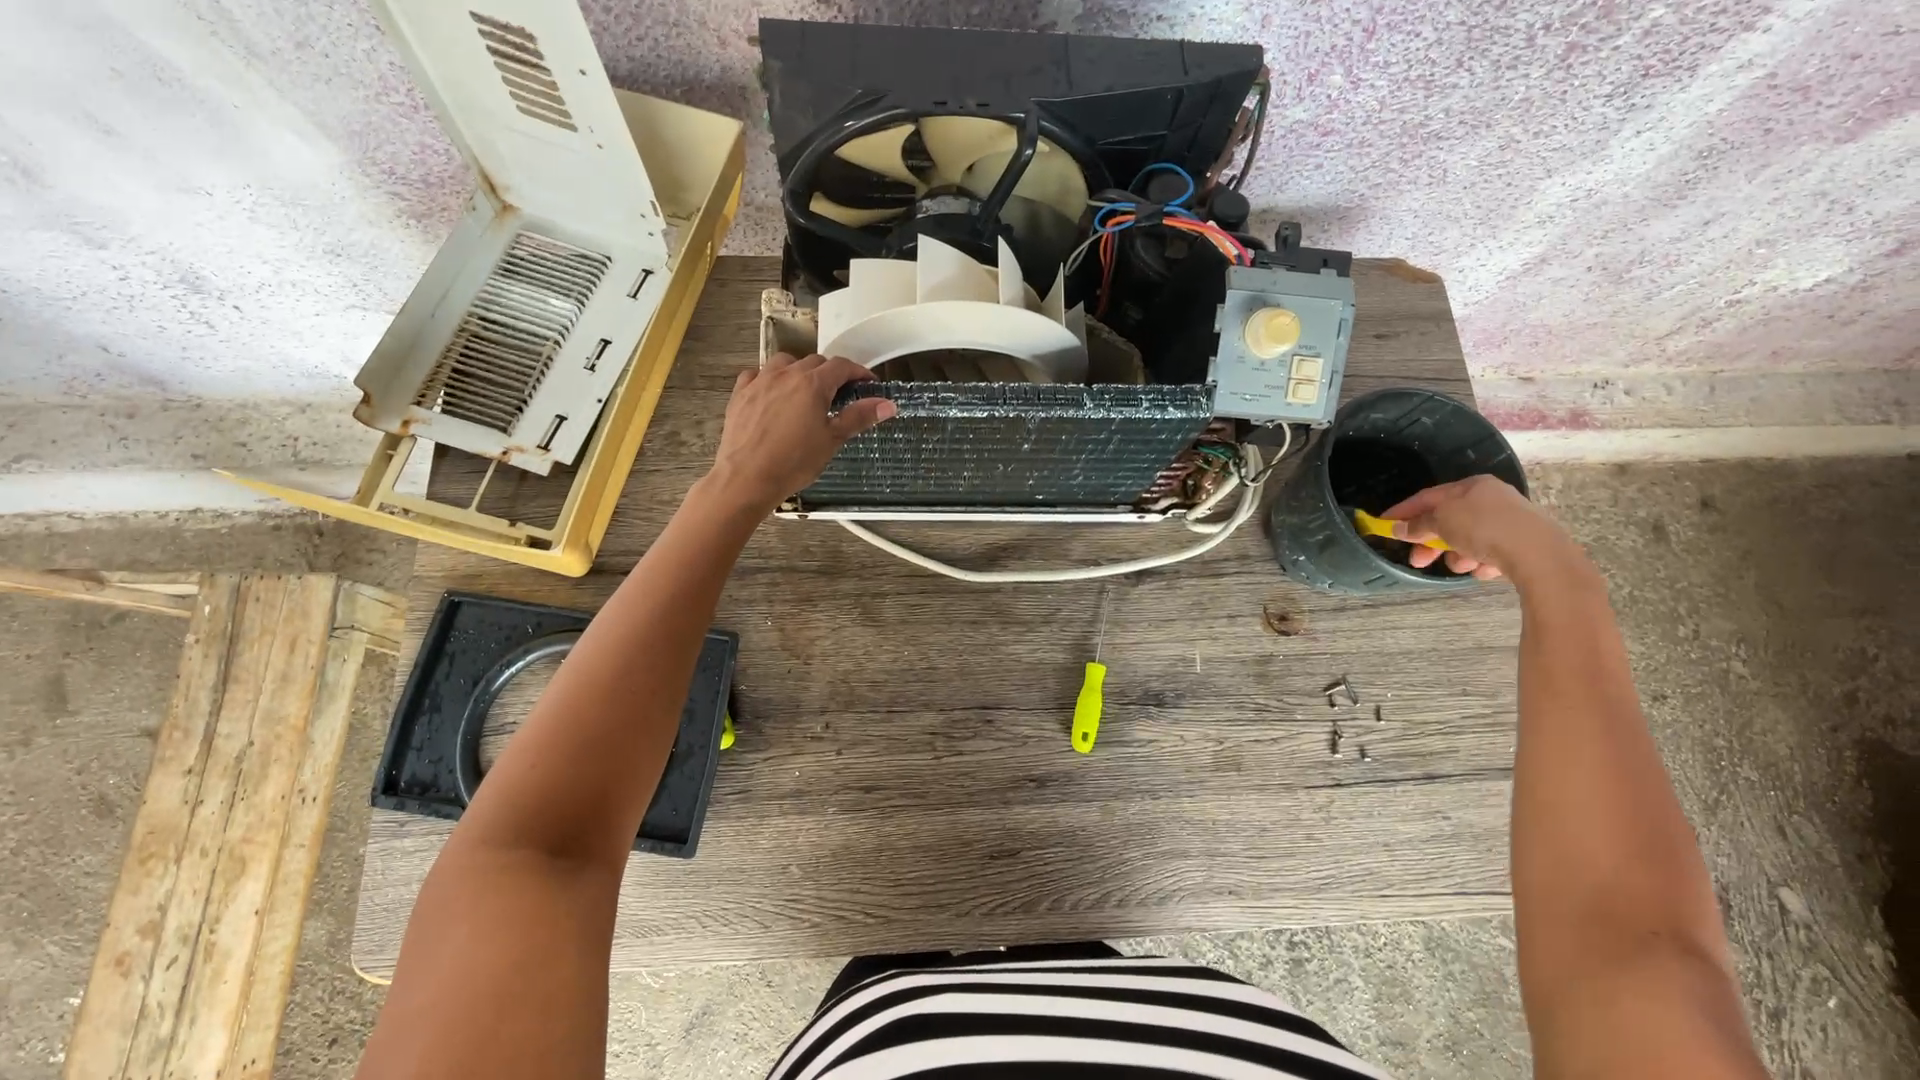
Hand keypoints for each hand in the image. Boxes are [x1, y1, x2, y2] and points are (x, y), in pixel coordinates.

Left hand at [704, 353, 896, 510]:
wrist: (747, 478)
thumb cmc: (792, 463)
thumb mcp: (832, 440)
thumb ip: (859, 417)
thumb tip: (886, 405)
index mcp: (812, 384)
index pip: (842, 366)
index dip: (858, 372)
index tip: (867, 383)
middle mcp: (786, 375)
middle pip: (815, 361)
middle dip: (831, 373)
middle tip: (839, 393)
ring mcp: (760, 382)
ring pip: (785, 362)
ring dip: (799, 370)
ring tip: (805, 390)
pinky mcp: (740, 394)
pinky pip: (756, 375)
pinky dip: (768, 378)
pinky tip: (772, 394)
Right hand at [1380, 475, 1573, 581]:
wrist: (1537, 553)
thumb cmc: (1483, 527)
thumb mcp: (1441, 521)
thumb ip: (1418, 524)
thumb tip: (1400, 528)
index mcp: (1472, 486)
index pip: (1430, 496)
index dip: (1404, 511)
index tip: (1384, 524)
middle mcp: (1492, 499)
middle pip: (1449, 521)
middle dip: (1430, 541)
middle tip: (1417, 560)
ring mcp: (1509, 521)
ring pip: (1468, 540)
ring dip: (1458, 555)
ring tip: (1463, 566)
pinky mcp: (1522, 544)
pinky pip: (1489, 553)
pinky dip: (1482, 562)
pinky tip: (1486, 568)